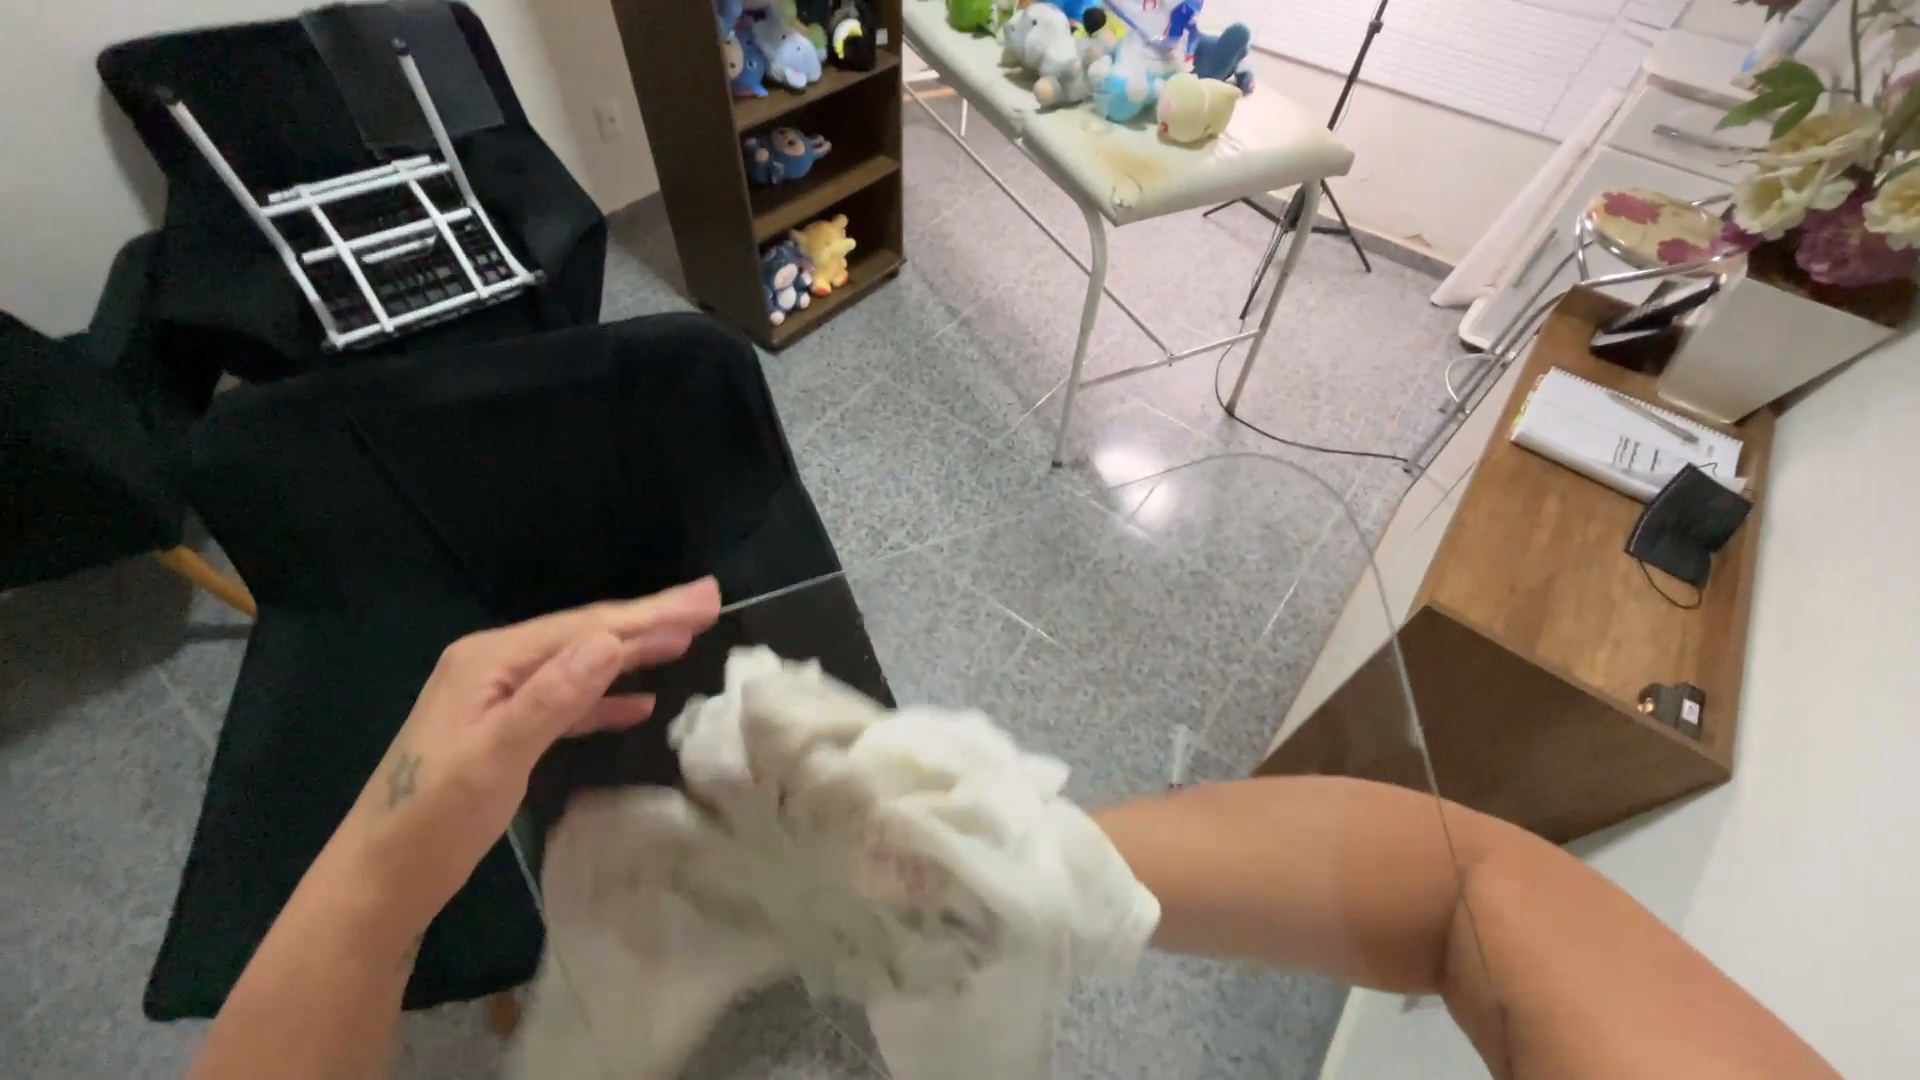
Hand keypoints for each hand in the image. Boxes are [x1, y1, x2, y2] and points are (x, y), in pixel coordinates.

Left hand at [327, 579, 722, 922]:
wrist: (378, 884)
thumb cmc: (433, 820)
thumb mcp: (495, 757)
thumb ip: (554, 697)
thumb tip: (611, 641)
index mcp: (492, 661)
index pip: (586, 628)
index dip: (651, 612)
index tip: (706, 598)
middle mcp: (497, 667)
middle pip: (587, 636)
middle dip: (650, 621)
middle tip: (708, 605)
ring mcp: (500, 697)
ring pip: (582, 665)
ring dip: (633, 653)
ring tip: (685, 639)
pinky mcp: (507, 728)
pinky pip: (570, 700)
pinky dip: (607, 697)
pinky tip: (641, 701)